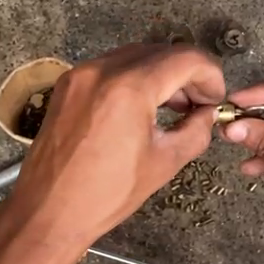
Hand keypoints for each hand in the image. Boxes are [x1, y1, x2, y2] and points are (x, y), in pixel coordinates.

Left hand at [1, 43, 225, 262]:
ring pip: (136, 56)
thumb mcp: (164, 163)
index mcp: (128, 88)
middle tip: (200, 104)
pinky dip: (136, 78)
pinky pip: (112, 67)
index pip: (185, 58)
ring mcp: (81, 74)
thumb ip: (196, 130)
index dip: (210, 74)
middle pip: (161, 52)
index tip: (216, 97)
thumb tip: (207, 114)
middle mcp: (102, 71)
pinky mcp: (68, 84)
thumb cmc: (105, 194)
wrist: (48, 212)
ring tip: (175, 107)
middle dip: (188, 74)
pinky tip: (144, 106)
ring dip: (162, 74)